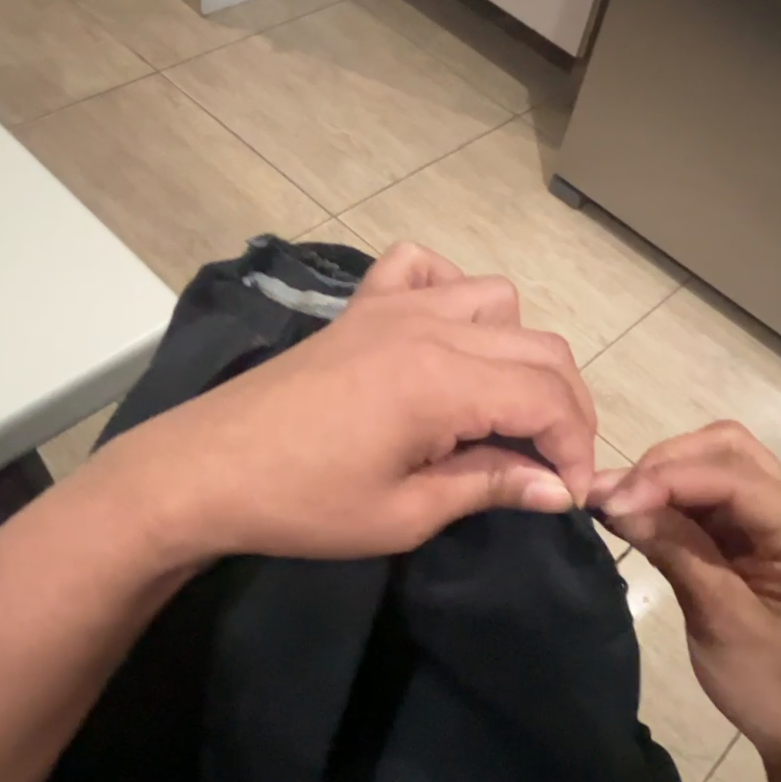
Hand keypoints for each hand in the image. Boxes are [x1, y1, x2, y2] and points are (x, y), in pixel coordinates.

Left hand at [82, 242, 597, 564]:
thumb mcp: (406, 514)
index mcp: (443, 380)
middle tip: (550, 465)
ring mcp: (392, 305)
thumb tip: (558, 489)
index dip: (576, 449)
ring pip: (497, 300)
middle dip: (565, 408)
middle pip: (540, 347)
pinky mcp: (360, 307)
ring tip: (500, 407)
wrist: (204, 472)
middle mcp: (430, 325)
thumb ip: (490, 486)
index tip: (568, 495)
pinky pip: (424, 267)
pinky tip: (443, 338)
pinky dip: (451, 294)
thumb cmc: (303, 505)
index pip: (549, 398)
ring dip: (519, 352)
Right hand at [593, 422, 780, 764]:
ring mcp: (773, 523)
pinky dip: (666, 500)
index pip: (732, 477)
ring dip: (662, 476)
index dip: (666, 478)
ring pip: (714, 466)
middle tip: (613, 496)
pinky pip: (705, 501)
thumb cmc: (774, 686)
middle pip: (727, 450)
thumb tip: (617, 502)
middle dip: (665, 463)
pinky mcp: (750, 540)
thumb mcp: (720, 620)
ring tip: (611, 501)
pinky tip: (630, 513)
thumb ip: (675, 551)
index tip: (610, 501)